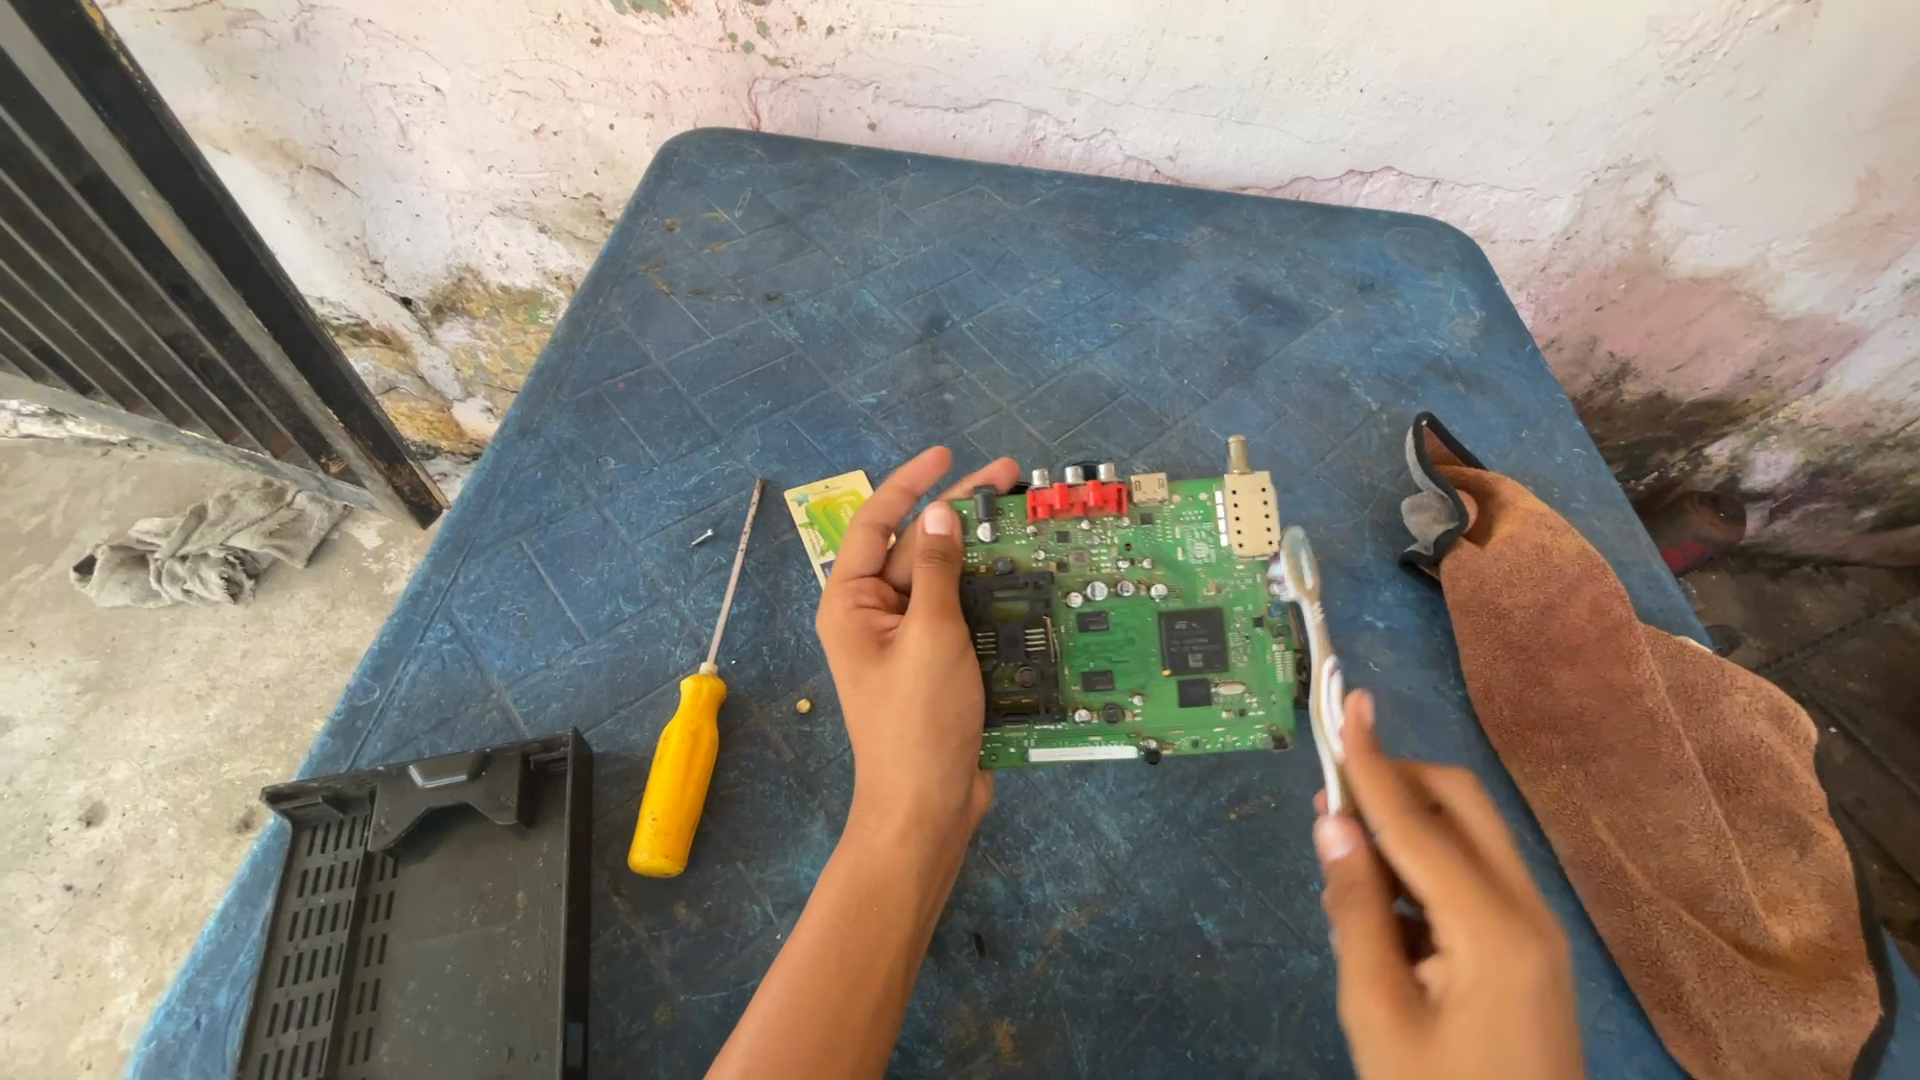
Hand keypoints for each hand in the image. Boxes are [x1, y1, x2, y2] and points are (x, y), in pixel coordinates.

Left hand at [815, 447, 1019, 850]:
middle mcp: (875, 613)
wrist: (929, 807)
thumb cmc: (919, 720)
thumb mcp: (931, 636)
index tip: (946, 454)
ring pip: (945, 578)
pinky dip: (988, 591)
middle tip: (1011, 478)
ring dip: (980, 550)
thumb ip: (938, 571)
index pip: (875, 524)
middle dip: (959, 512)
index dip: (910, 482)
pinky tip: (1023, 572)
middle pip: (918, 547)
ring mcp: (908, 638)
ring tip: (1024, 518)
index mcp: (852, 602)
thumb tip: (941, 511)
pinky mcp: (938, 660)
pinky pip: (960, 611)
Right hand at [1316, 690, 1585, 1079]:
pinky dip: (1419, 866)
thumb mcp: (1376, 1009)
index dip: (1369, 758)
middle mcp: (1526, 913)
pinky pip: (1469, 874)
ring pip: (1465, 836)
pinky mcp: (1526, 948)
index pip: (1414, 819)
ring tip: (1344, 863)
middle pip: (1459, 805)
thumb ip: (1354, 907)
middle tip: (1334, 797)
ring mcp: (1534, 931)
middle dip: (1394, 781)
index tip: (1347, 703)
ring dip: (1402, 828)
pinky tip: (1380, 907)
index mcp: (1492, 928)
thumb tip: (1334, 821)